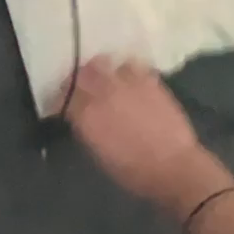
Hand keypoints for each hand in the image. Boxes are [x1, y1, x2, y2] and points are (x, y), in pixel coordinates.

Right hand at [63, 56, 233, 218]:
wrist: (173, 167)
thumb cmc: (131, 171)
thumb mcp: (97, 153)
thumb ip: (85, 127)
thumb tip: (80, 116)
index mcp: (86, 114)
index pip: (63, 96)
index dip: (60, 100)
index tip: (61, 105)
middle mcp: (103, 93)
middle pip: (81, 73)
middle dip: (78, 79)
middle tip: (81, 89)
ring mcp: (127, 83)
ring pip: (104, 63)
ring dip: (101, 71)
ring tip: (105, 81)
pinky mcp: (149, 81)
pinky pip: (131, 65)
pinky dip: (125, 71)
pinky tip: (129, 82)